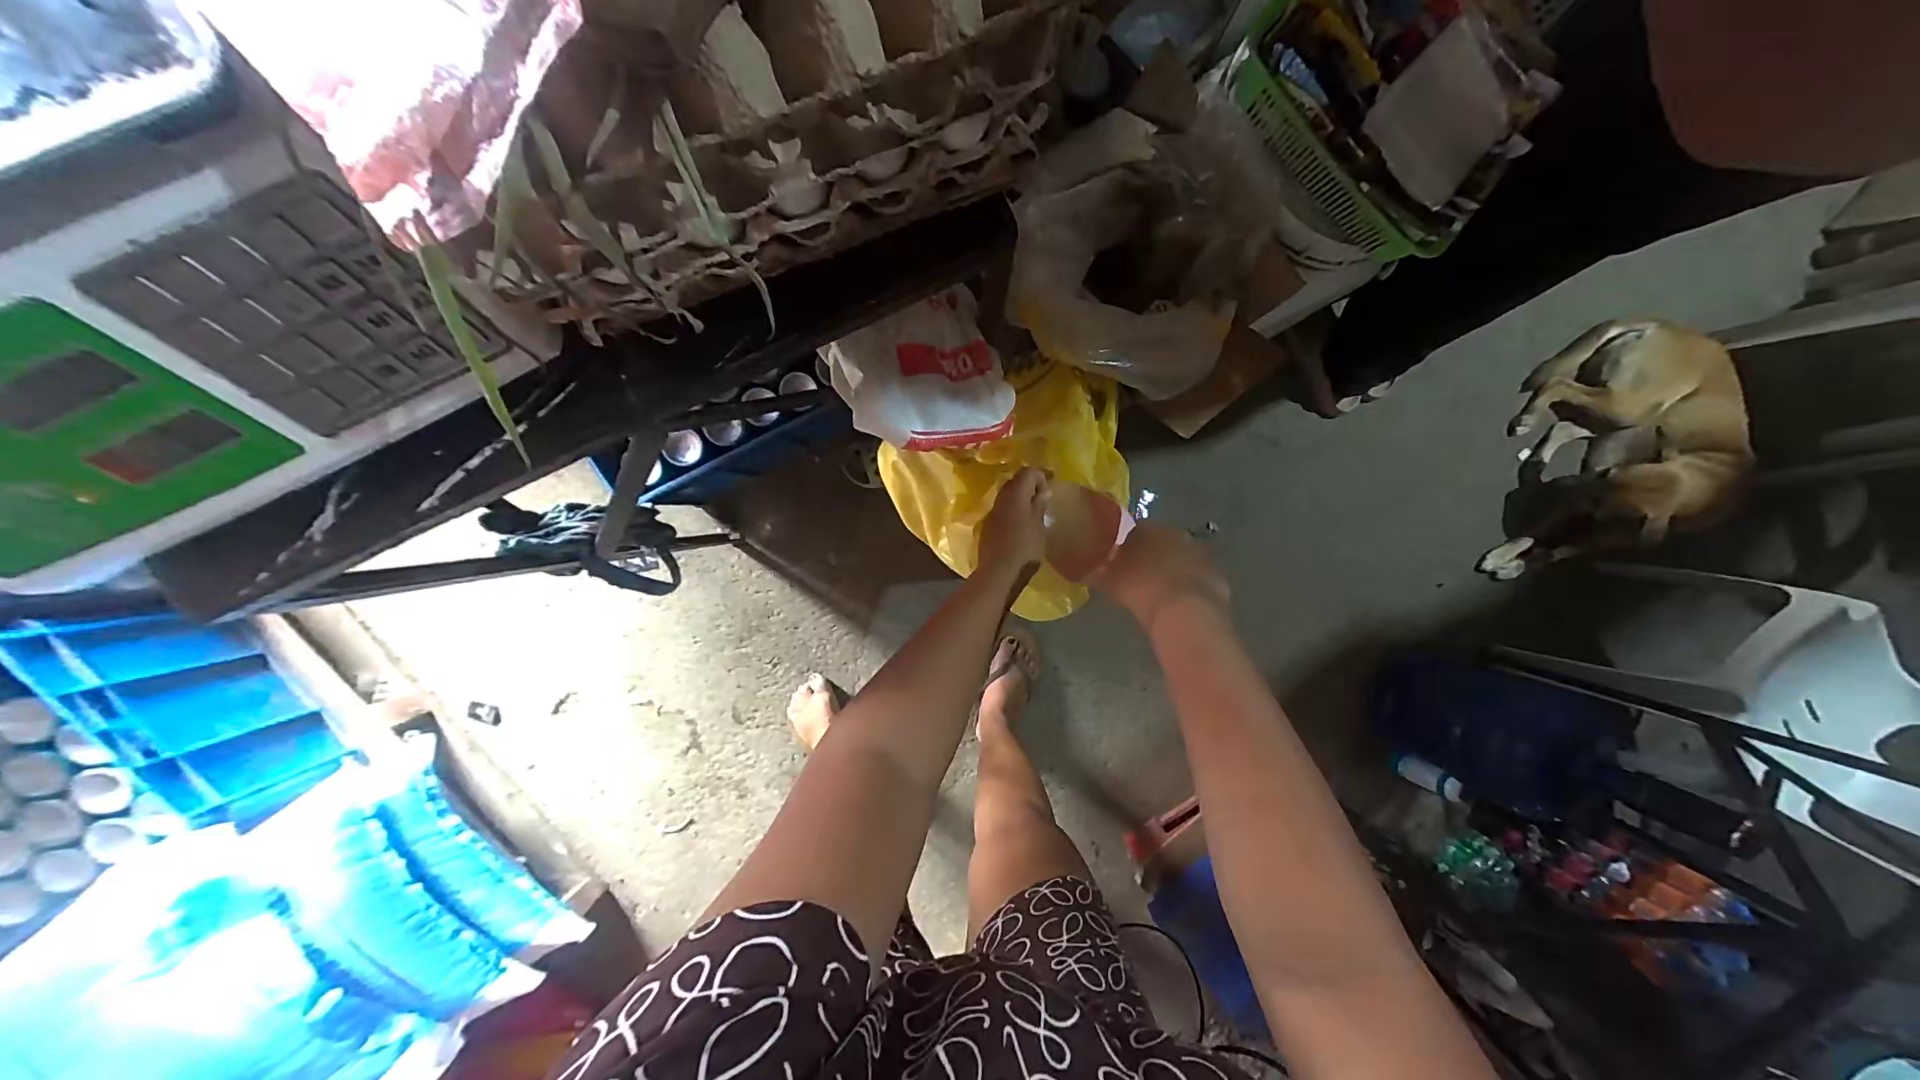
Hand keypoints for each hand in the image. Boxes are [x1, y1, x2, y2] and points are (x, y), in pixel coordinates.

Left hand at [977, 467, 1048, 574]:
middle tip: (1043, 496)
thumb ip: (1039, 505)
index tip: (1051, 484)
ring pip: (1006, 496)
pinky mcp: (987, 526)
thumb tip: (1043, 490)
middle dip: (1029, 484)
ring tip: (1033, 510)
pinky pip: (1002, 510)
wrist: (998, 573)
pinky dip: (1012, 510)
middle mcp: (1000, 499)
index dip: (1040, 475)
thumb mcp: (1039, 527)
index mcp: (1015, 495)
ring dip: (1020, 498)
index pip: (1027, 472)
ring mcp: (992, 513)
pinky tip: (1020, 523)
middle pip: (1014, 481)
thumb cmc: (1025, 549)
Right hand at [1091, 523, 1228, 628]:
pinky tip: (1180, 602)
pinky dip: (1189, 585)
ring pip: (1182, 558)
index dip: (1125, 544)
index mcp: (1149, 529)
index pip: (1135, 529)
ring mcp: (1201, 555)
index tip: (1118, 558)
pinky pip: (1198, 577)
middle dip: (1151, 555)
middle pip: (1161, 542)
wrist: (1185, 612)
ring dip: (1172, 569)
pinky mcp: (1217, 576)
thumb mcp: (1109, 581)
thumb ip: (1095, 572)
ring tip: (1159, 590)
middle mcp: (1177, 535)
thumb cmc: (1141, 589)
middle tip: (1138, 574)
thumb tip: (1081, 569)